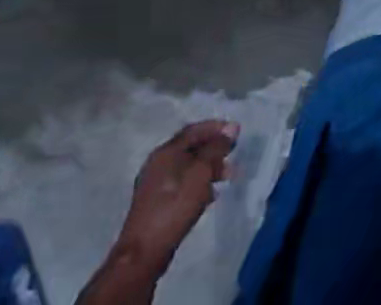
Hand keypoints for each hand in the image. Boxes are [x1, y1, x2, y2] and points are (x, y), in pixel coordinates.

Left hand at [118, 120, 239, 272]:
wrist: (144, 253)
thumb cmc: (174, 206)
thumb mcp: (200, 173)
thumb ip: (216, 149)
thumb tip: (231, 128)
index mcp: (165, 152)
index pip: (193, 130)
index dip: (216, 127)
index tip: (236, 131)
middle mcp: (158, 163)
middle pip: (190, 148)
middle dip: (214, 149)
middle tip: (234, 154)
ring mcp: (155, 184)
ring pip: (188, 167)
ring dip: (209, 167)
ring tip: (227, 176)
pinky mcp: (157, 203)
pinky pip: (183, 183)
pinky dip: (199, 183)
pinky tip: (211, 194)